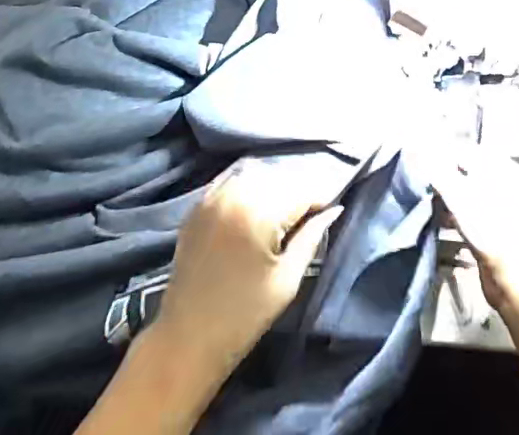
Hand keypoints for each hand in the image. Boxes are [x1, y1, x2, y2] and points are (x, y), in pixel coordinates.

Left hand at [153, 158, 345, 374]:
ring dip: (274, 189)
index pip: (302, 191)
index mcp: (258, 212)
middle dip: (298, 194)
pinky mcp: (197, 207)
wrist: (185, 342)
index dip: (321, 200)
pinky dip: (249, 189)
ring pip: (257, 176)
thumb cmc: (243, 317)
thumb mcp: (287, 279)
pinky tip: (256, 209)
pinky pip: (232, 183)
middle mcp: (234, 194)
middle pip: (280, 179)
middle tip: (309, 217)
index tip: (329, 213)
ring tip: (282, 215)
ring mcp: (212, 198)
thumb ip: (312, 237)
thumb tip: (334, 209)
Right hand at [431, 146, 518, 317]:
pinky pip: (465, 212)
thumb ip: (439, 171)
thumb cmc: (490, 228)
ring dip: (443, 197)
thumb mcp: (460, 195)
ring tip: (422, 202)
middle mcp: (500, 180)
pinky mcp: (490, 226)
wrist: (516, 277)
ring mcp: (496, 204)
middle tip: (416, 183)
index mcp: (499, 165)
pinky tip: (436, 220)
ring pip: (462, 192)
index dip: (438, 154)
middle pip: (462, 170)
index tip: (415, 163)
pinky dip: (450, 214)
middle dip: (439, 176)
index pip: (462, 149)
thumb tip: (419, 149)